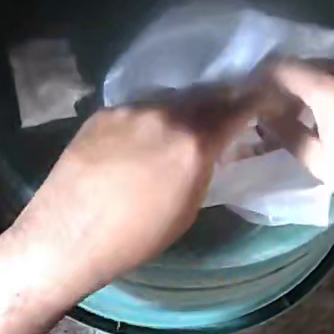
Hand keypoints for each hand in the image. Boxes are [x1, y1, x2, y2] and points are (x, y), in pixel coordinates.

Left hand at [7, 94, 254, 298]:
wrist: (68, 235)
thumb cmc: (135, 238)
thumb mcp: (187, 209)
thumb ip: (206, 168)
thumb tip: (215, 148)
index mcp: (194, 141)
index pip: (238, 106)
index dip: (256, 101)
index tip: (265, 102)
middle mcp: (165, 114)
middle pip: (204, 95)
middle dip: (220, 103)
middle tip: (226, 116)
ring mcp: (131, 109)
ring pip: (170, 101)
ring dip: (183, 112)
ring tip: (179, 132)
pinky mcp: (103, 112)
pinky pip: (139, 109)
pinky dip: (150, 121)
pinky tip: (141, 141)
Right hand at [264, 61, 333, 244]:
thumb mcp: (321, 162)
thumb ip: (288, 134)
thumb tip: (265, 117)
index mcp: (331, 87)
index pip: (284, 68)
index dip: (264, 80)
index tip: (253, 98)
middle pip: (312, 66)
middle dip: (291, 84)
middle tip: (278, 111)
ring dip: (319, 87)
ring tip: (310, 117)